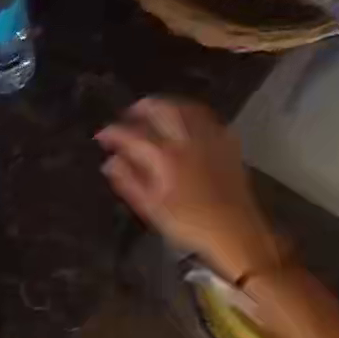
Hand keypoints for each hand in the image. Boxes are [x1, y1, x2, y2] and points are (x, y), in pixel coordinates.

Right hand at [95, 97, 284, 282]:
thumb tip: (111, 162)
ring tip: (157, 109)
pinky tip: (189, 121)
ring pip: (187, 109)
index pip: (132, 135)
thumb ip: (129, 181)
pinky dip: (193, 114)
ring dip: (168, 105)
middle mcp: (187, 141)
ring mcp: (210, 139)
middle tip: (130, 113)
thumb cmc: (190, 224)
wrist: (236, 232)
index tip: (102, 136)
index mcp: (165, 157)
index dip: (113, 133)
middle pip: (162, 110)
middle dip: (142, 108)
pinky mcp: (228, 144)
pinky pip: (208, 118)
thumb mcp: (152, 208)